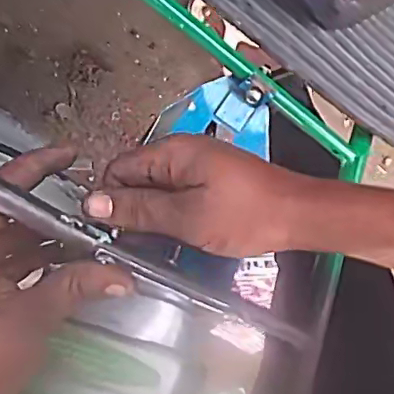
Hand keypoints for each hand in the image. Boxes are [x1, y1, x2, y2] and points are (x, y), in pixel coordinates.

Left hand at [0, 146, 133, 393]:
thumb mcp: (28, 322)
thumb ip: (73, 287)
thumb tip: (121, 274)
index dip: (33, 170)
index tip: (68, 156)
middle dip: (43, 211)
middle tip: (86, 207)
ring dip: (35, 240)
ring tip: (80, 238)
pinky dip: (20, 262)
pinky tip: (56, 266)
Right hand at [82, 135, 322, 256]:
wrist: (297, 215)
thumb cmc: (251, 214)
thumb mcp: (187, 217)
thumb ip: (140, 209)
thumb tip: (96, 203)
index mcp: (173, 151)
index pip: (118, 168)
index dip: (109, 198)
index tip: (108, 228)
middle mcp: (183, 152)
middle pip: (136, 178)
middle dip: (132, 209)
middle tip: (137, 241)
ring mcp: (199, 166)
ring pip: (158, 190)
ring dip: (154, 216)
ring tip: (163, 242)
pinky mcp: (212, 182)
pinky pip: (179, 196)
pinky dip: (175, 215)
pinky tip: (182, 235)